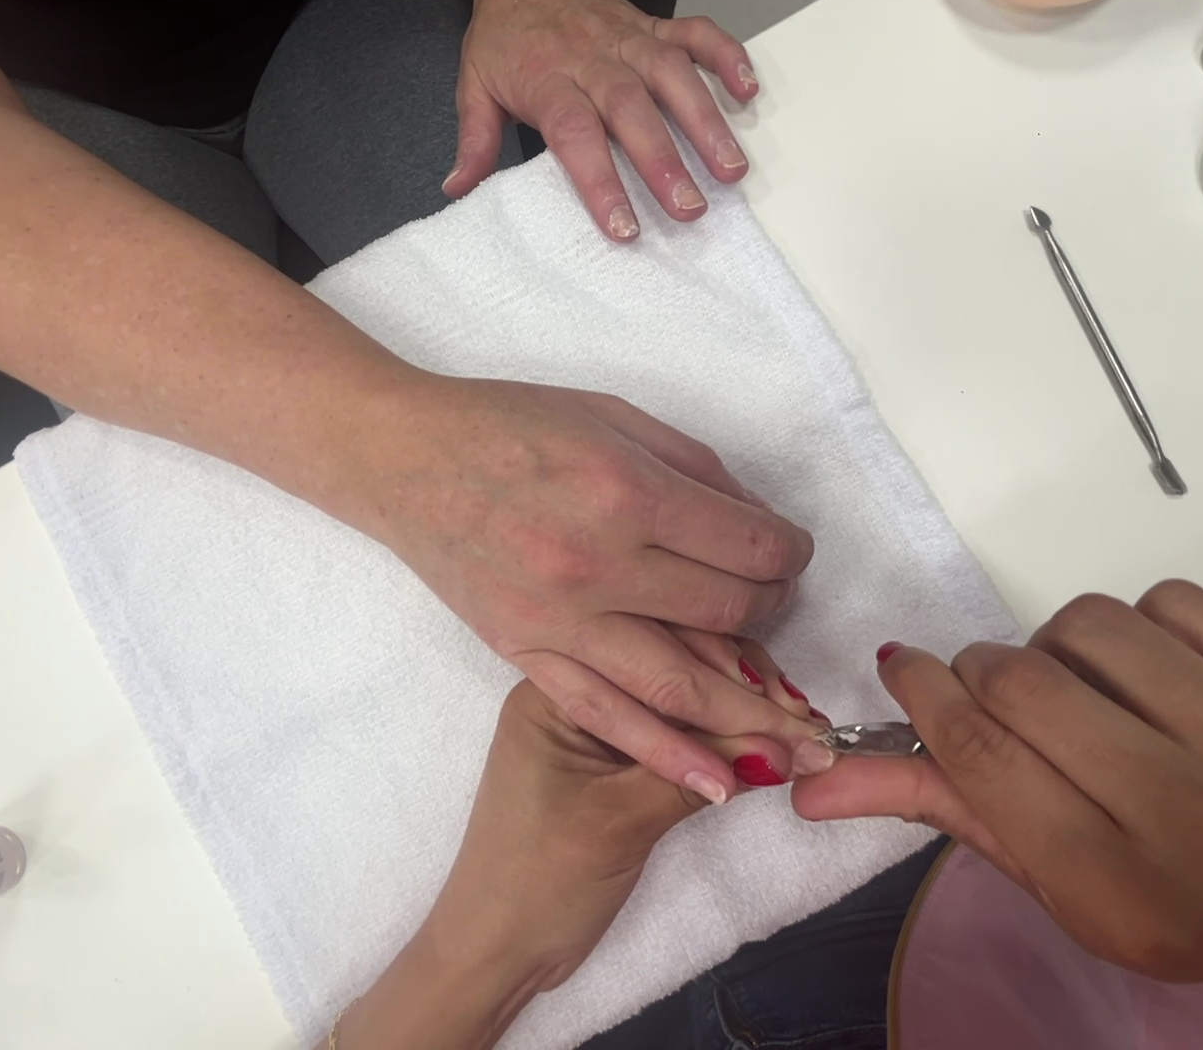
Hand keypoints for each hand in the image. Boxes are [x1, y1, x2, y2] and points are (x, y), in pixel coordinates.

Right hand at [334, 375, 825, 802]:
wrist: (404, 459)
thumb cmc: (507, 422)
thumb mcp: (612, 415)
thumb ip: (693, 468)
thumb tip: (753, 522)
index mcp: (628, 491)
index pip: (750, 546)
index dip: (790, 552)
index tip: (789, 550)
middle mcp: (600, 565)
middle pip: (728, 613)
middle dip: (774, 611)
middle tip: (777, 600)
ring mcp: (559, 620)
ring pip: (678, 685)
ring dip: (749, 709)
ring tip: (798, 731)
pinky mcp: (525, 653)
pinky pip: (604, 714)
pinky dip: (666, 756)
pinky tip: (721, 787)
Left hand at [340, 675, 794, 1048]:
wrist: (497, 947)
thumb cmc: (540, 879)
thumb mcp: (619, 822)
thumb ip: (697, 776)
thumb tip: (788, 745)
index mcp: (556, 687)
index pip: (651, 658)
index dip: (728, 679)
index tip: (795, 709)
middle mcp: (576, 688)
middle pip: (668, 665)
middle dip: (741, 689)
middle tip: (808, 717)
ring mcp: (596, 719)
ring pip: (677, 694)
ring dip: (737, 711)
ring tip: (801, 724)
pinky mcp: (614, 752)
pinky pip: (673, 726)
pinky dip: (719, 734)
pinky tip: (763, 739)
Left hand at [447, 0, 758, 239]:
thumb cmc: (507, 36)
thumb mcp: (475, 86)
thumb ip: (473, 141)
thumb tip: (459, 189)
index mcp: (550, 81)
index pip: (577, 136)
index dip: (601, 182)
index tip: (623, 226)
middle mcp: (596, 61)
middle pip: (633, 112)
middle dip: (665, 162)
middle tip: (689, 208)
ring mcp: (631, 42)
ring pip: (674, 77)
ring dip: (707, 122)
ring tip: (730, 170)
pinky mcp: (655, 28)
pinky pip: (697, 34)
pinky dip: (726, 56)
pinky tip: (748, 90)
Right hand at [793, 582, 1202, 1001]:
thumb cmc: (1152, 902)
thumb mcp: (1032, 872)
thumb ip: (927, 804)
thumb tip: (807, 783)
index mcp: (1115, 885)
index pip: (978, 752)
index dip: (924, 692)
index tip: (904, 667)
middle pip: (1025, 681)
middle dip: (986, 671)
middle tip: (1000, 693)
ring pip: (1093, 625)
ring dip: (1061, 647)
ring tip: (1086, 689)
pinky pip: (1177, 602)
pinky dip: (1142, 625)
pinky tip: (1159, 677)